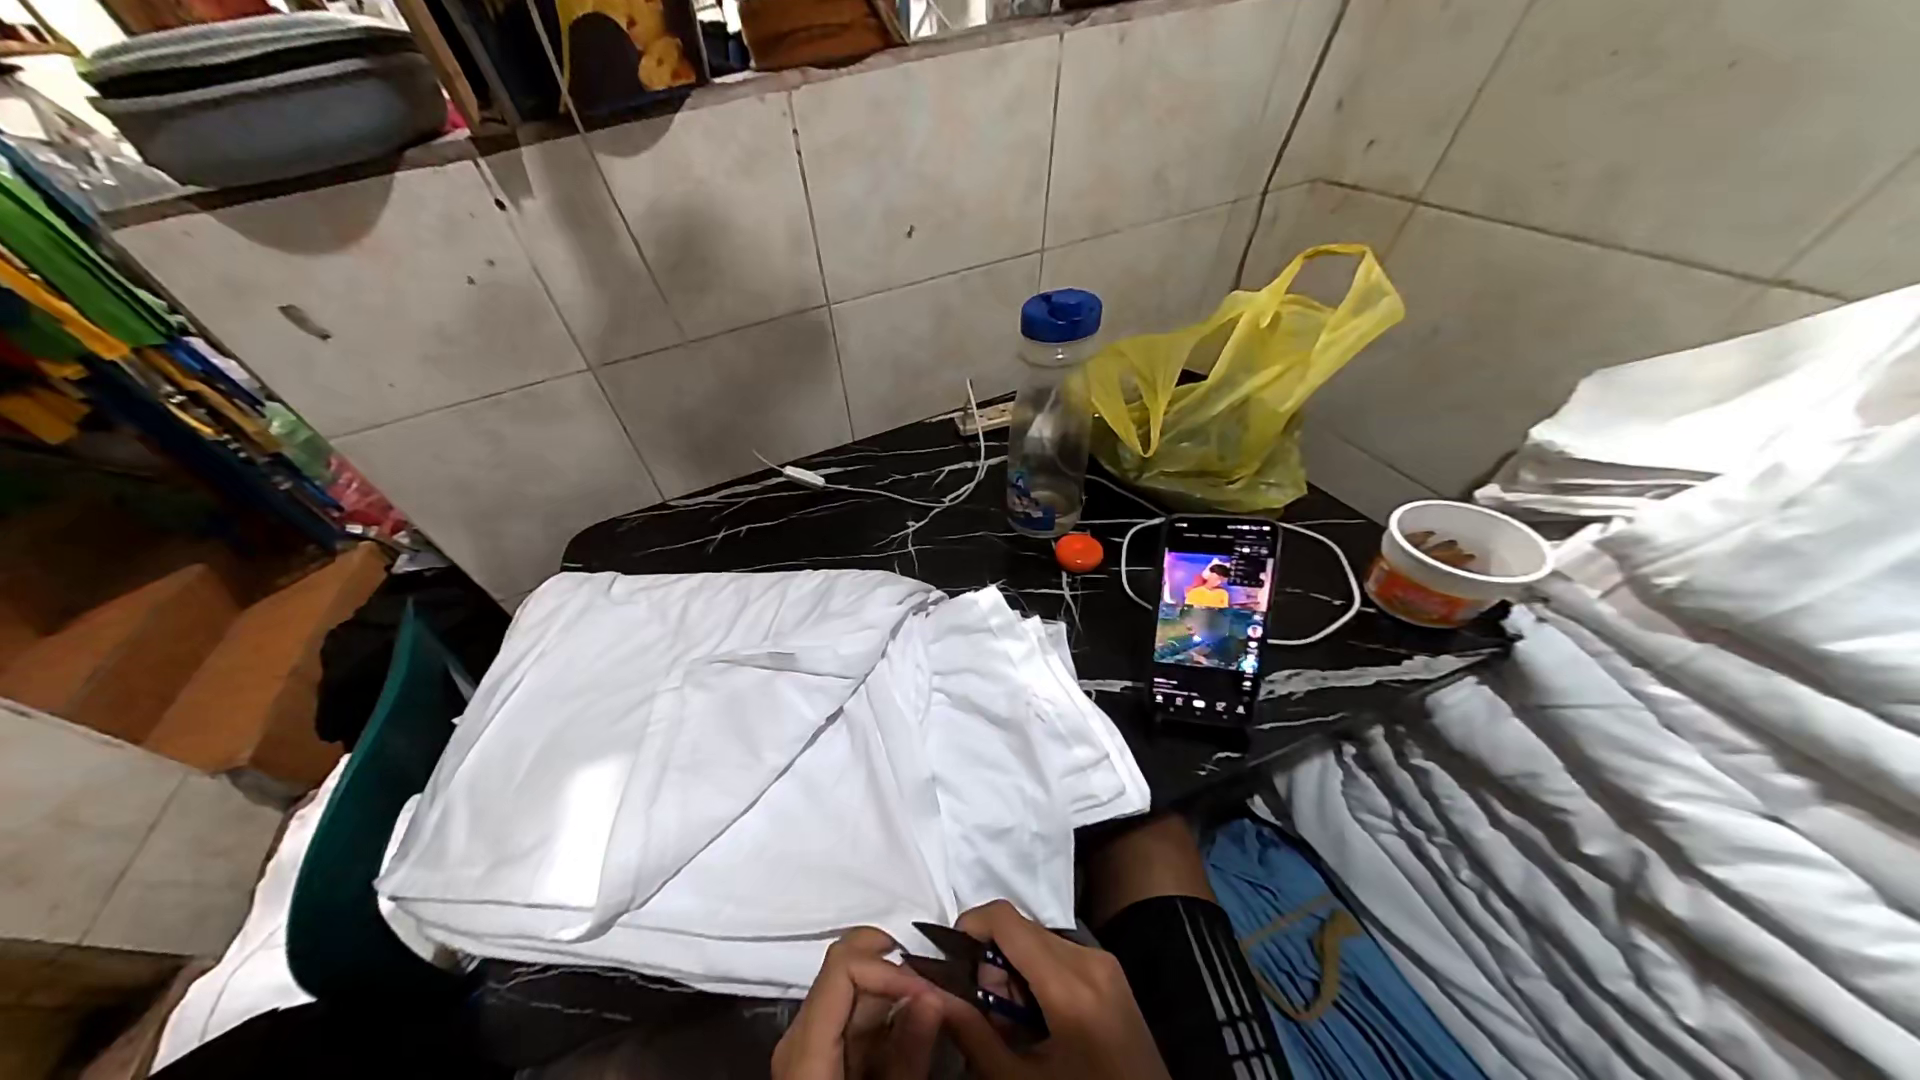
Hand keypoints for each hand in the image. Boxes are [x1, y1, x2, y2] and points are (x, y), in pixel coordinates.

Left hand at [773, 927, 945, 1079]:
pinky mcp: (819, 1054)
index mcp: (805, 1043)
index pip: (843, 965)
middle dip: (896, 968)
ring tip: (935, 1002)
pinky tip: (914, 1025)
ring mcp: (806, 1042)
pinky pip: (854, 1015)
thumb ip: (908, 1052)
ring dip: (896, 988)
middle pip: (848, 967)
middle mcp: (799, 1032)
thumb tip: (935, 996)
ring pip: (854, 988)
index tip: (928, 986)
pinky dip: (887, 1012)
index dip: (888, 966)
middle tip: (937, 983)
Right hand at [933, 900, 1171, 1079]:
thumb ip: (972, 1033)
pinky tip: (1037, 1017)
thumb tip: (932, 992)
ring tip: (1011, 1021)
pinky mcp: (1112, 972)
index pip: (1006, 919)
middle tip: (982, 1008)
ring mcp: (1105, 963)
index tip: (949, 959)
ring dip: (1013, 966)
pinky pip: (1060, 953)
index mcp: (1069, 986)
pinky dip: (1037, 973)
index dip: (969, 925)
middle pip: (1021, 929)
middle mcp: (1090, 959)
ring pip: (1038, 939)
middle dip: (990, 958)